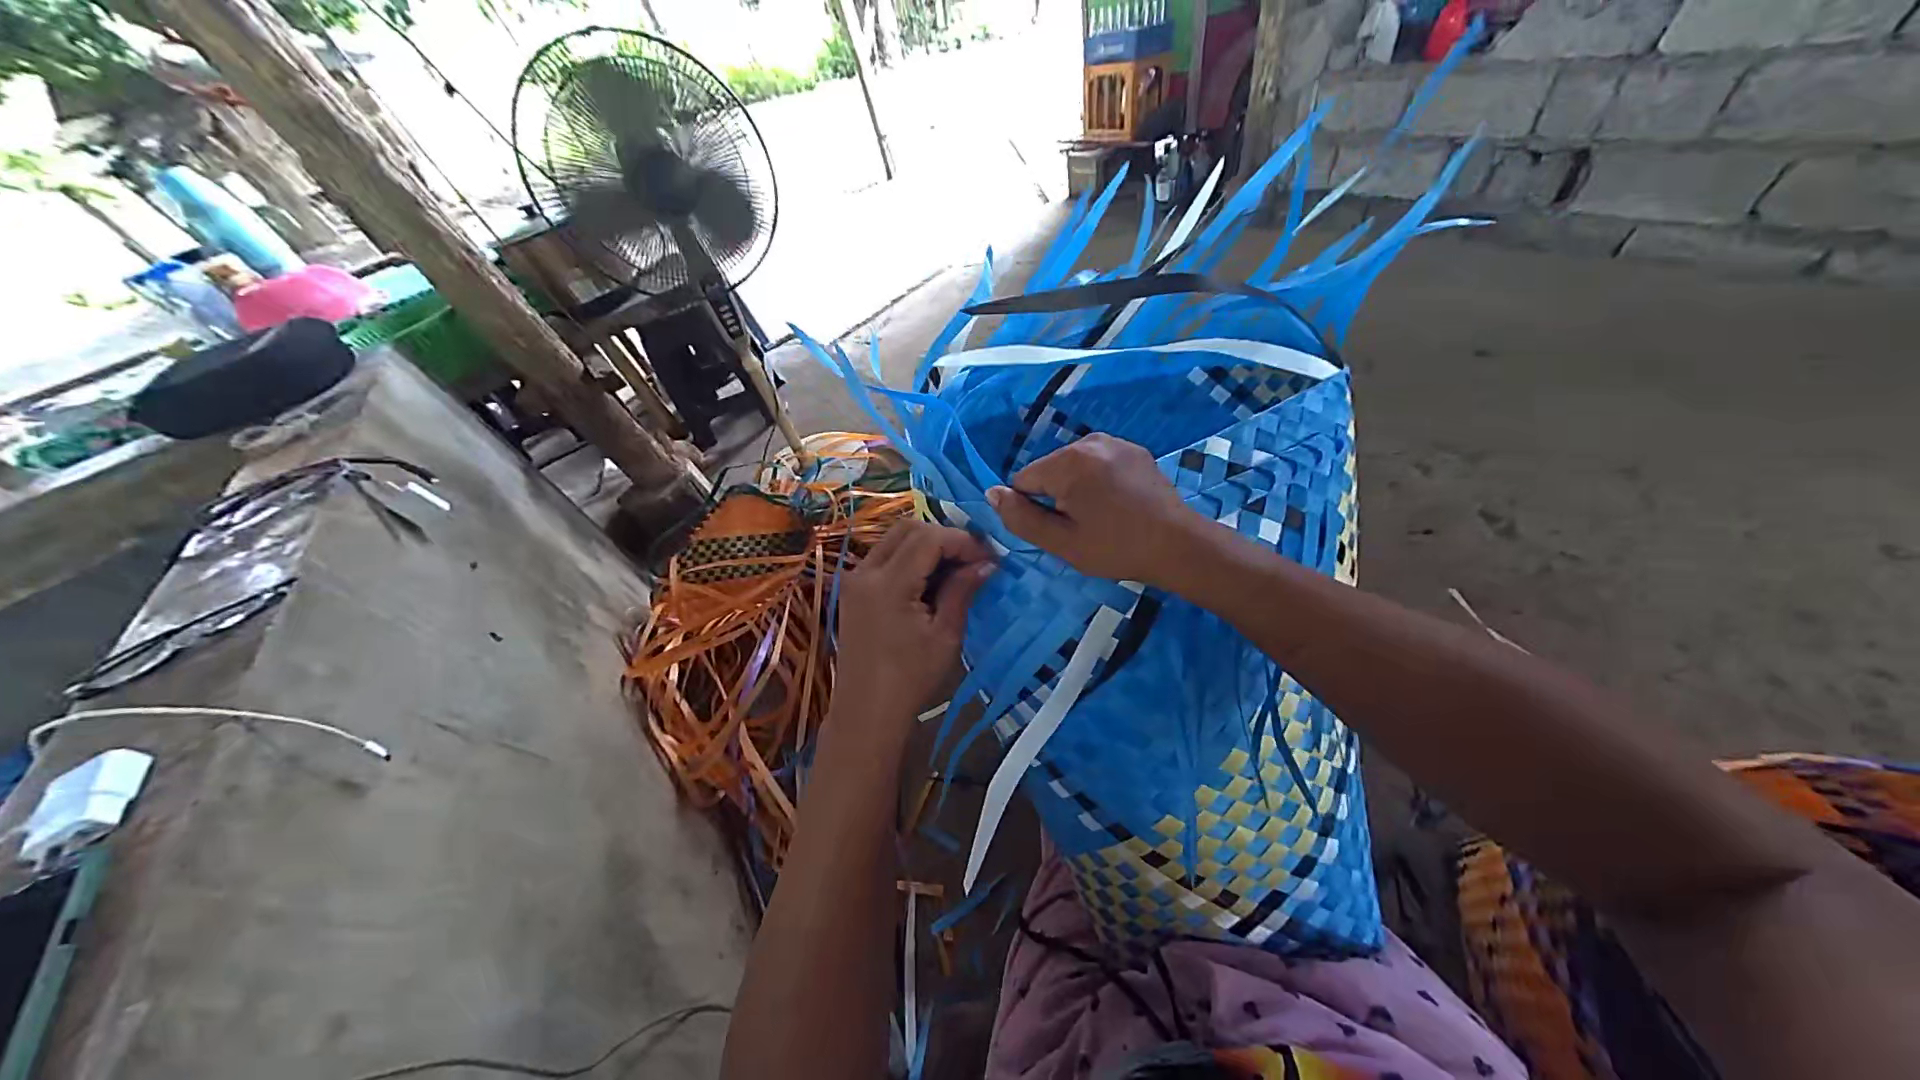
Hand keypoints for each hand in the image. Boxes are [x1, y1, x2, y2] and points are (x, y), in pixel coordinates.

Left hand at [834, 521, 994, 721]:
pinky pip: (884, 556)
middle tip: (972, 559)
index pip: (929, 538)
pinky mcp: (852, 590)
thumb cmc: (911, 680)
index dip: (963, 541)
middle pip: (908, 528)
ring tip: (955, 569)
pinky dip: (909, 558)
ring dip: (926, 545)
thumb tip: (987, 563)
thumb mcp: (945, 636)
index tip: (988, 558)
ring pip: (894, 539)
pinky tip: (930, 581)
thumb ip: (962, 591)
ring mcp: (854, 579)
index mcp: (888, 584)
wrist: (867, 712)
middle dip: (944, 536)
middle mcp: (865, 572)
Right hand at [986, 434, 1202, 586]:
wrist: (1178, 545)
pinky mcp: (1134, 450)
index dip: (1035, 509)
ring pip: (1074, 467)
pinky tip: (1120, 505)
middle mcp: (1089, 441)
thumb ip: (1021, 518)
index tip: (1062, 529)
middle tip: (1084, 528)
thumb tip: (993, 493)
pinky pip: (1099, 464)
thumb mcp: (1061, 542)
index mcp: (1068, 462)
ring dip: (1078, 489)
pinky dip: (1100, 482)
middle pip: (1050, 471)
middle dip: (1057, 497)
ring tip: (1104, 518)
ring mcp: (1115, 443)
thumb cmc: (1116, 548)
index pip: (1024, 480)